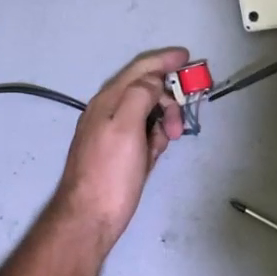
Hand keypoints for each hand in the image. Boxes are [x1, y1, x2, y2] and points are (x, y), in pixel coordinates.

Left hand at [51, 48, 187, 249]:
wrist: (89, 219)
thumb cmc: (110, 172)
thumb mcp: (125, 127)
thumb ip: (140, 95)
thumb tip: (154, 80)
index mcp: (108, 100)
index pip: (139, 69)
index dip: (163, 60)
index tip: (187, 57)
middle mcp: (109, 111)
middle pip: (146, 89)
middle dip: (168, 99)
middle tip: (179, 124)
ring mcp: (113, 132)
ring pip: (148, 112)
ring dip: (163, 120)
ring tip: (168, 141)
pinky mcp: (120, 153)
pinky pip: (144, 134)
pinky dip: (154, 138)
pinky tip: (156, 153)